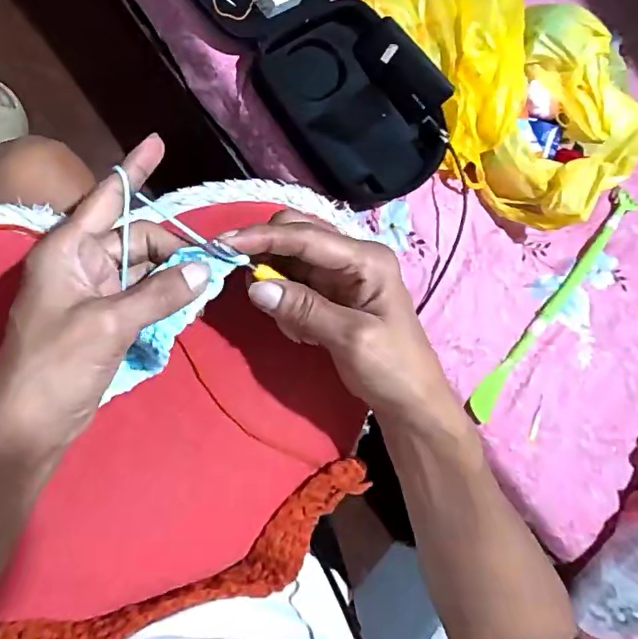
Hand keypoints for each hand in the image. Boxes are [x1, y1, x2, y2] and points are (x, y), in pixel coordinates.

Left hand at [0, 135, 209, 452]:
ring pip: (142, 266)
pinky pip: (141, 294)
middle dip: (171, 244)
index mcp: (66, 250)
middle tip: (210, 262)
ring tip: (205, 282)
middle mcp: (78, 263)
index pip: (106, 197)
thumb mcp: (109, 324)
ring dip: (172, 272)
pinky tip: (188, 300)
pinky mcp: (102, 319)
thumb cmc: (55, 367)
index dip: (133, 169)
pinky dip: (164, 295)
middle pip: (134, 236)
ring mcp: (91, 292)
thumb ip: (159, 293)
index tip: (157, 140)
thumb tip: (204, 270)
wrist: (28, 427)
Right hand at [223, 211, 457, 430]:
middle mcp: (352, 257)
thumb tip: (255, 286)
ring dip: (274, 282)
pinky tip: (299, 331)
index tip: (225, 243)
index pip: (307, 237)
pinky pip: (293, 284)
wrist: (412, 403)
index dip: (265, 237)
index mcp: (366, 259)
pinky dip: (284, 301)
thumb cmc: (393, 369)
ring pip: (290, 259)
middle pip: (296, 235)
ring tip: (291, 326)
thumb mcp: (351, 339)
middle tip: (240, 276)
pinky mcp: (329, 294)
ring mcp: (340, 275)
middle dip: (265, 251)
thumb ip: (304, 309)